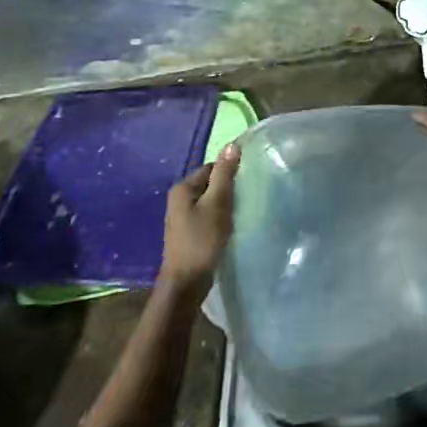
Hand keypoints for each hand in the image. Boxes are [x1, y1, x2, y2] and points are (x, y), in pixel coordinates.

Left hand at [160, 142, 239, 285]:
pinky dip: (220, 218)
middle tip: (247, 199)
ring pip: (210, 200)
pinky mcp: (188, 231)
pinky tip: (230, 227)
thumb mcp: (217, 204)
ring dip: (225, 205)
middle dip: (228, 189)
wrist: (186, 281)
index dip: (230, 173)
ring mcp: (182, 216)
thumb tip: (232, 144)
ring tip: (241, 213)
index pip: (211, 167)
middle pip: (210, 183)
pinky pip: (208, 215)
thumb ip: (224, 175)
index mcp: (182, 187)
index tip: (247, 184)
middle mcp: (178, 198)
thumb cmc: (202, 240)